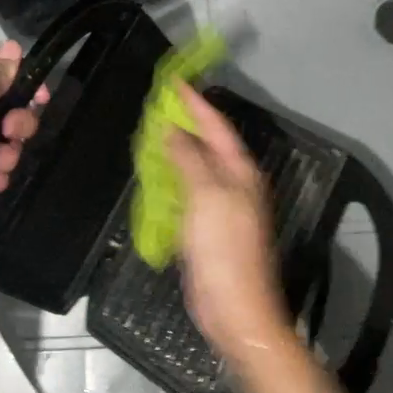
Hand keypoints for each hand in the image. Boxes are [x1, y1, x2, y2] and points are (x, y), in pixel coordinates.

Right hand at [167, 85, 293, 359]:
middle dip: (186, 122)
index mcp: (240, 170)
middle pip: (209, 143)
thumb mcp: (205, 195)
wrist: (236, 312)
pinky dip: (173, 177)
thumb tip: (174, 128)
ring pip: (198, 166)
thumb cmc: (224, 249)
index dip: (196, 102)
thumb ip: (189, 158)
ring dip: (177, 148)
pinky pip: (189, 191)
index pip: (216, 125)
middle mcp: (235, 183)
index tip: (174, 80)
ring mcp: (223, 206)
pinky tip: (155, 175)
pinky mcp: (210, 228)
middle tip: (159, 102)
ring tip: (152, 131)